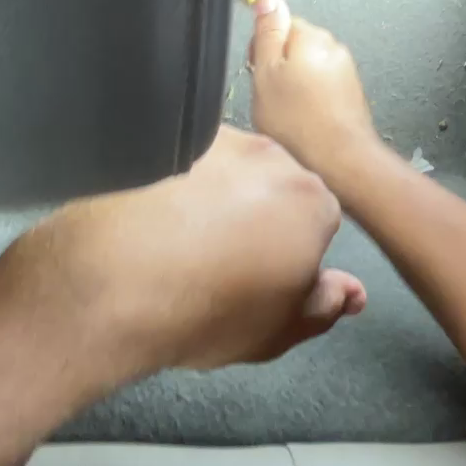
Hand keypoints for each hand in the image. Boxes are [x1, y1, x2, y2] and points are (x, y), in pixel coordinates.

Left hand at [0, 126, 365, 378]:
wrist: (114, 278)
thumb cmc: (207, 313)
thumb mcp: (276, 331)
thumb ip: (322, 306)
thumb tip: (352, 291)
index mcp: (312, 203)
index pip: (319, 222)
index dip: (291, 251)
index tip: (258, 275)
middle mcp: (274, 157)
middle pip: (276, 184)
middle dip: (259, 211)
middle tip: (218, 255)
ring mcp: (219, 138)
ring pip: (230, 166)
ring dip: (217, 190)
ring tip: (177, 232)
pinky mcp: (170, 134)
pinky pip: (185, 154)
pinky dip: (176, 175)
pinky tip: (151, 207)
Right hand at [248, 0, 380, 175]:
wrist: (339, 157)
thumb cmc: (297, 120)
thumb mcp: (267, 73)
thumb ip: (268, 33)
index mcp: (310, 36)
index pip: (280, 23)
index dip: (263, 48)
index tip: (259, 70)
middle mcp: (332, 46)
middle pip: (295, 45)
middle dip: (280, 67)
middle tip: (271, 95)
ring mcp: (345, 70)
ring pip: (308, 68)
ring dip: (296, 85)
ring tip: (288, 112)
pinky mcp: (350, 92)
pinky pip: (322, 86)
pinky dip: (311, 99)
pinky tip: (304, 119)